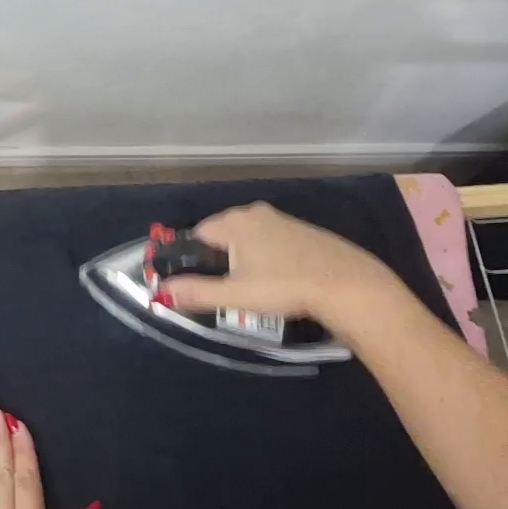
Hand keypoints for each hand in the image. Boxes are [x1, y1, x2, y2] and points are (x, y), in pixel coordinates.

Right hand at [160, 202, 399, 326]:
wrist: (345, 284)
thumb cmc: (284, 287)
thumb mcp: (235, 295)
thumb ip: (196, 292)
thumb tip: (162, 291)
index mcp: (235, 222)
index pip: (198, 234)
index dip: (192, 259)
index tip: (197, 283)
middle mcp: (255, 213)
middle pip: (222, 235)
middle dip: (217, 260)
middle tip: (225, 291)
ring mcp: (282, 220)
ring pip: (248, 239)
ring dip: (243, 260)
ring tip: (251, 289)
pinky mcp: (303, 232)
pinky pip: (270, 242)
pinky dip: (266, 258)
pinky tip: (277, 281)